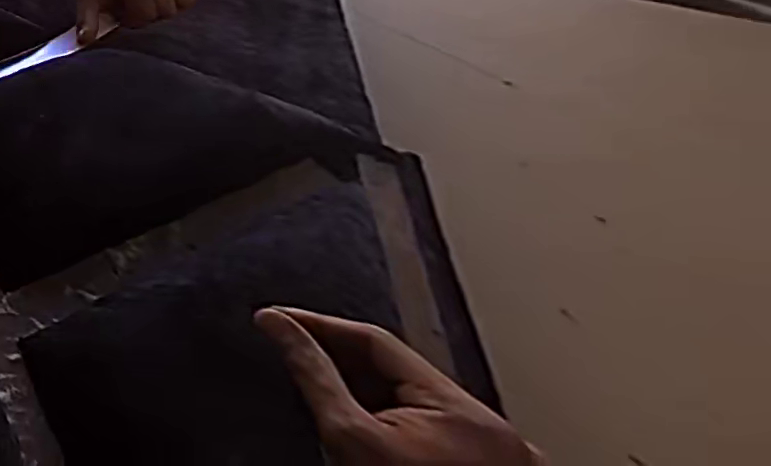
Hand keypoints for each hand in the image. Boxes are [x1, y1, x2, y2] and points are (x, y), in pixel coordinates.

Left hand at [64, 0, 200, 43]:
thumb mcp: (85, 4)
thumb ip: (88, 23)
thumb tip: (84, 41)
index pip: (148, 13)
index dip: (133, 21)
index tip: (120, 14)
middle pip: (169, 10)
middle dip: (150, 16)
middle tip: (131, 9)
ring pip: (186, 0)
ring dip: (168, 7)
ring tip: (146, 3)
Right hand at [255, 307, 546, 465]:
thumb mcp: (347, 436)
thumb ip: (311, 371)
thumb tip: (276, 323)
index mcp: (468, 415)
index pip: (375, 341)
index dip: (320, 325)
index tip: (278, 319)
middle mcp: (494, 435)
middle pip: (394, 371)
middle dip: (337, 358)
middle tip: (289, 347)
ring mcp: (494, 461)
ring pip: (407, 400)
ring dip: (358, 388)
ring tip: (314, 381)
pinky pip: (423, 429)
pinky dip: (383, 418)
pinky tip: (353, 420)